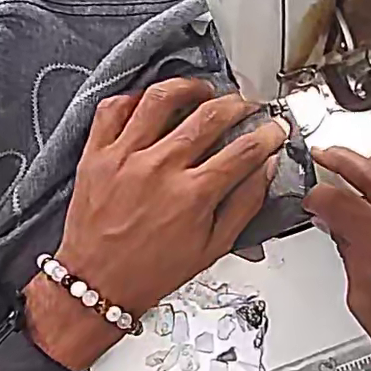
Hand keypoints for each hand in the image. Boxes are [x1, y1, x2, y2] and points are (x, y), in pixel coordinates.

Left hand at [25, 78, 286, 370]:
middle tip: (245, 105)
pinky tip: (151, 101)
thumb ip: (245, 204)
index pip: (244, 149)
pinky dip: (135, 96)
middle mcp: (160, 169)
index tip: (274, 128)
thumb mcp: (213, 248)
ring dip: (190, 86)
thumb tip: (265, 169)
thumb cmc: (151, 271)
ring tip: (202, 90)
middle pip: (210, 115)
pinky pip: (113, 108)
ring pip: (162, 99)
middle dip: (238, 104)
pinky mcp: (96, 154)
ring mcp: (125, 157)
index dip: (268, 134)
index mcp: (193, 195)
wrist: (98, 284)